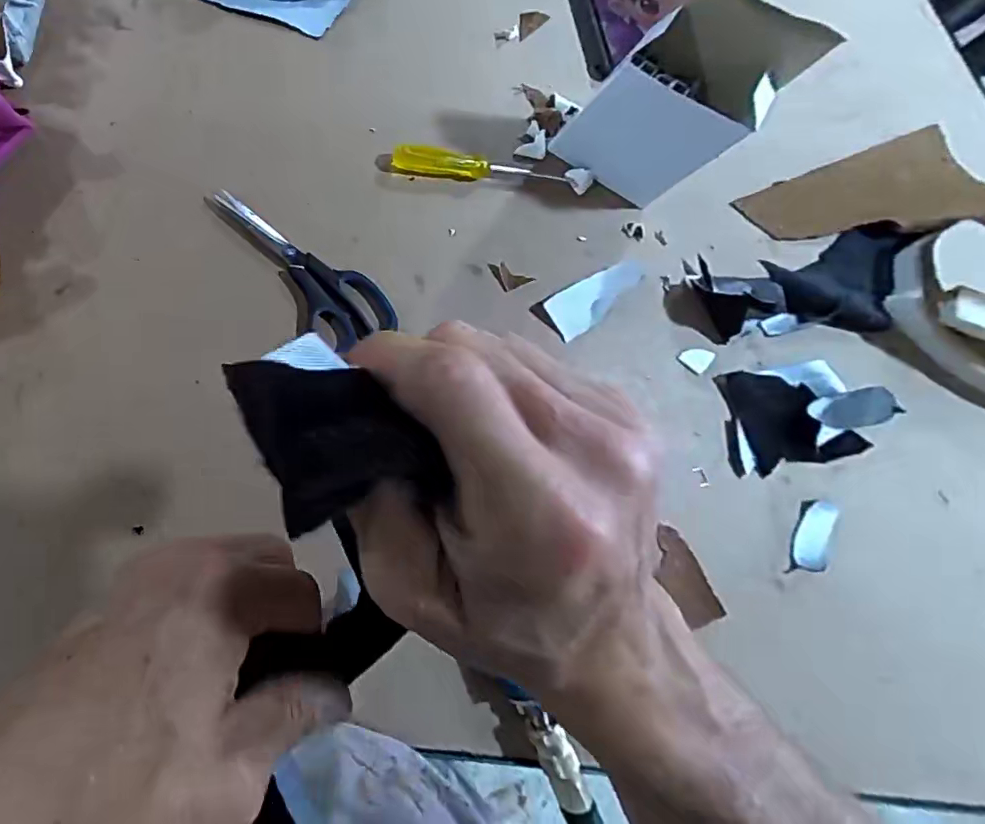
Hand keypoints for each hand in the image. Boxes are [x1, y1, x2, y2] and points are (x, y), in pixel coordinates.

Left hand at [0, 536, 350, 823]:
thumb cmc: (122, 786)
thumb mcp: (228, 773)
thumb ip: (292, 715)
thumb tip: (330, 688)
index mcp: (223, 591)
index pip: (306, 591)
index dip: (317, 642)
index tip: (304, 689)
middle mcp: (188, 557)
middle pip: (270, 558)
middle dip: (284, 608)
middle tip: (269, 676)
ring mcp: (146, 566)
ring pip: (228, 559)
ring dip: (246, 601)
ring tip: (227, 673)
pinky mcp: (117, 587)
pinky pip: (189, 573)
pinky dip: (207, 602)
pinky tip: (181, 665)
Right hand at [349, 324, 866, 823]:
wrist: (613, 640)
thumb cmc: (503, 627)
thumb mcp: (408, 590)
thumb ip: (374, 501)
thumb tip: (364, 412)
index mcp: (538, 508)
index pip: (455, 381)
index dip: (393, 357)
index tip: (356, 370)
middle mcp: (591, 449)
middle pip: (475, 349)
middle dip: (418, 360)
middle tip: (396, 402)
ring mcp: (620, 421)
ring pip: (502, 344)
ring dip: (459, 366)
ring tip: (451, 418)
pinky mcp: (628, 406)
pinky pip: (533, 358)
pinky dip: (497, 375)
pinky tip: (498, 419)